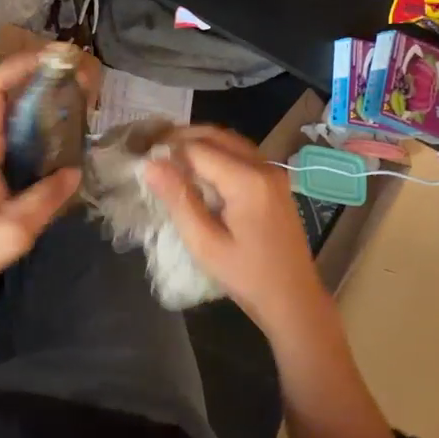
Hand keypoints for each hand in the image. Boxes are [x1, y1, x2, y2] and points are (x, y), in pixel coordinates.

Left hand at [0, 53, 80, 303]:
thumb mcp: (15, 230)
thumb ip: (47, 198)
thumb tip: (74, 172)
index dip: (22, 65)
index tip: (54, 59)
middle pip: (1, 97)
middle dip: (37, 85)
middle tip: (75, 88)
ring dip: (31, 110)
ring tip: (67, 113)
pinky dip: (21, 131)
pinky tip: (44, 147)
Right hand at [142, 127, 325, 332]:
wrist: (295, 301)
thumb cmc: (248, 277)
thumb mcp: (205, 244)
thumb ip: (178, 199)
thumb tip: (149, 164)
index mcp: (247, 181)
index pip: (197, 149)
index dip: (167, 151)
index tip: (143, 160)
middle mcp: (263, 167)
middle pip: (215, 135)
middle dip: (182, 139)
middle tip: (153, 152)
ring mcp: (273, 173)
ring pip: (229, 141)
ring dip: (199, 143)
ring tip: (170, 159)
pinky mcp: (275, 182)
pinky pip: (241, 154)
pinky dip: (217, 153)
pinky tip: (198, 172)